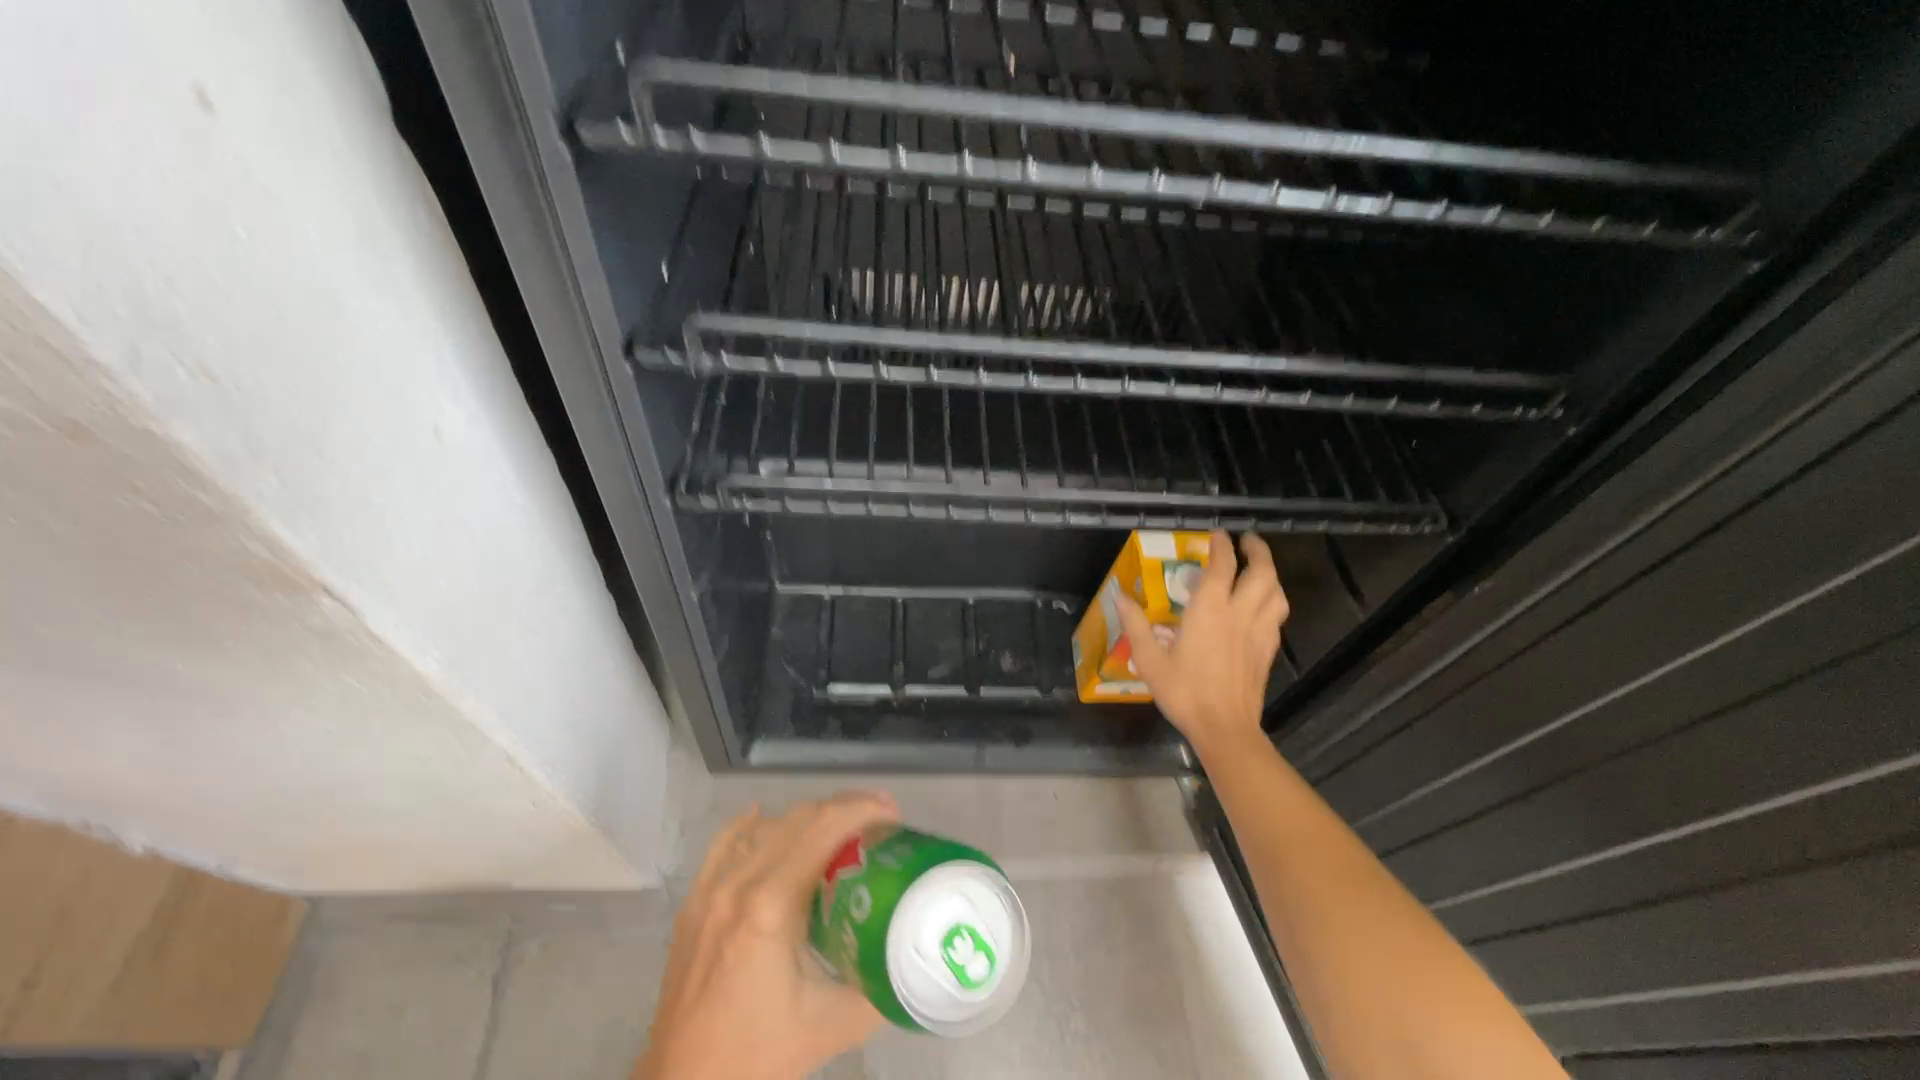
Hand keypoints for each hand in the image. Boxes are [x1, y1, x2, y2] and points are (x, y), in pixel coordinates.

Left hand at [636, 792, 900, 1079]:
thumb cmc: (760, 1053)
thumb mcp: (837, 1023)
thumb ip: (882, 980)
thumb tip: (915, 949)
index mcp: (771, 906)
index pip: (821, 831)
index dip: (860, 811)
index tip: (893, 814)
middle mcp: (736, 885)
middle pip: (795, 821)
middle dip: (842, 810)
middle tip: (880, 821)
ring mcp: (709, 891)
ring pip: (762, 829)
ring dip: (805, 819)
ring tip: (839, 829)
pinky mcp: (693, 905)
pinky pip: (723, 846)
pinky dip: (751, 827)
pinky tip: (766, 818)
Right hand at [1116, 530, 1288, 757]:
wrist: (1225, 728)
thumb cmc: (1184, 693)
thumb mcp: (1149, 660)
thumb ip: (1136, 625)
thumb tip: (1120, 595)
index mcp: (1209, 611)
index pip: (1221, 565)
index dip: (1221, 545)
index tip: (1217, 534)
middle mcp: (1239, 613)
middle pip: (1261, 571)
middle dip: (1257, 550)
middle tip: (1247, 541)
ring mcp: (1259, 632)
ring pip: (1276, 592)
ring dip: (1270, 574)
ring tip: (1259, 569)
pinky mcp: (1268, 650)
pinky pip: (1277, 615)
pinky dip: (1273, 600)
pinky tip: (1262, 608)